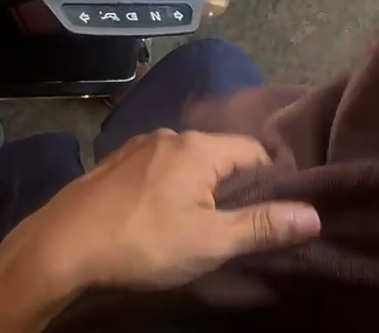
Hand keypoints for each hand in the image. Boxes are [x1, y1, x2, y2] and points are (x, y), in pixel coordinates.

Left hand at [0, 130, 318, 332]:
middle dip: (234, 184)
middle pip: (220, 152)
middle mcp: (170, 135)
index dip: (271, 180)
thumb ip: (262, 226)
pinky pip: (159, 166)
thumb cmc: (145, 243)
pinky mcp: (116, 162)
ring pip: (187, 159)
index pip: (254, 150)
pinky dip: (172, 185)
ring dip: (201, 185)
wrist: (65, 243)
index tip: (274, 213)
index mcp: (198, 147)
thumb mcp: (211, 242)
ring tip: (202, 222)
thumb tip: (313, 214)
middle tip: (239, 224)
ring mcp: (138, 145)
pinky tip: (162, 213)